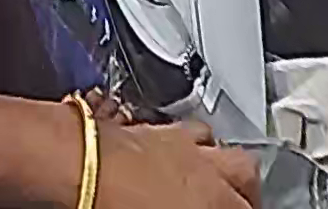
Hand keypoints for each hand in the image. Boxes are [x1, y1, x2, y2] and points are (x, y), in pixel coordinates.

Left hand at [99, 121, 258, 208]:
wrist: (80, 163)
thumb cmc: (118, 203)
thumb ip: (200, 206)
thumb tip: (201, 203)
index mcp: (213, 195)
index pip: (245, 206)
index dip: (247, 208)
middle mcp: (200, 161)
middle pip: (244, 168)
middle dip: (247, 189)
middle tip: (240, 204)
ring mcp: (173, 138)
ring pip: (213, 139)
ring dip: (217, 157)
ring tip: (211, 177)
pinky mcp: (148, 126)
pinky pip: (181, 129)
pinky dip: (187, 143)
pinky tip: (176, 158)